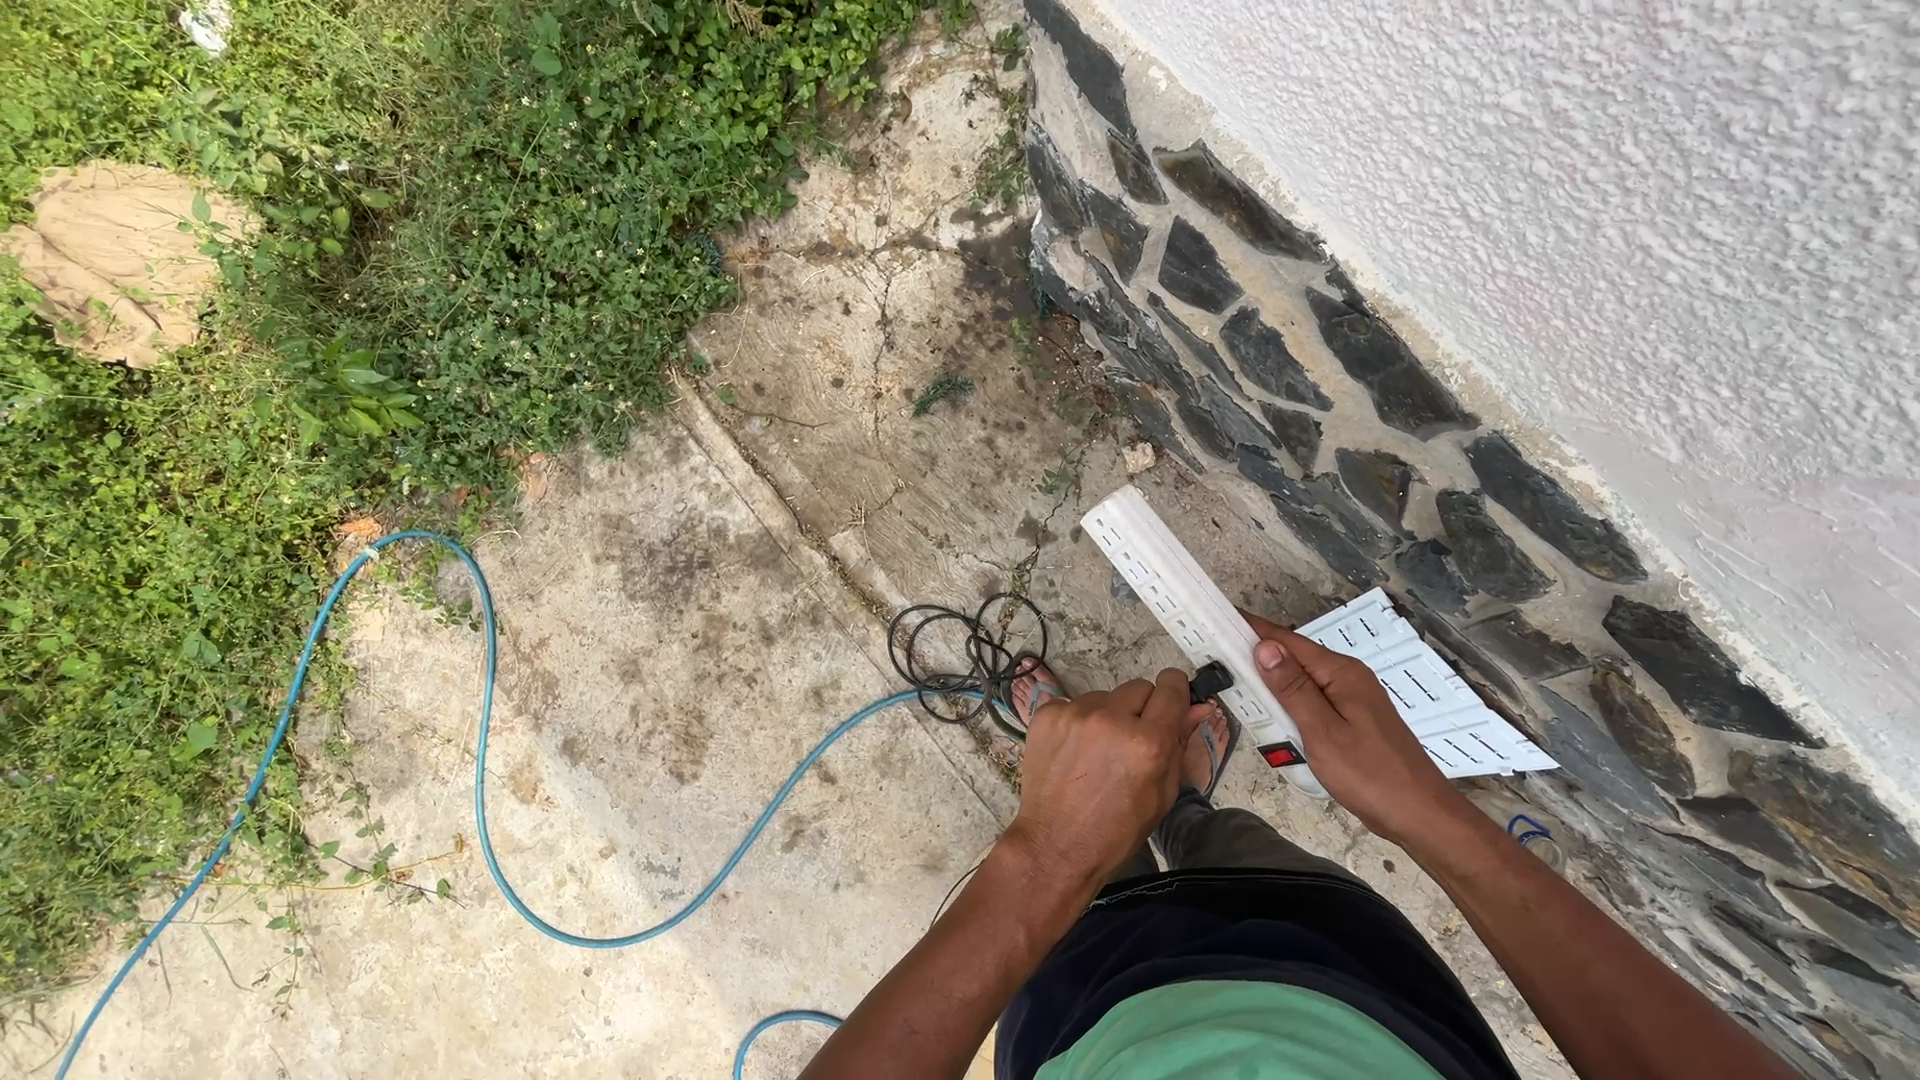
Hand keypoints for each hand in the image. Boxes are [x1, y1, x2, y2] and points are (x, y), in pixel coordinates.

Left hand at [1007, 669, 1201, 883]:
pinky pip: (1073, 705)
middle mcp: (1110, 719)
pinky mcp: (1046, 715)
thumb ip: (1180, 745)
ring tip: (1098, 753)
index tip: (1172, 697)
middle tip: (1131, 741)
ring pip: (1105, 696)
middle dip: (1141, 709)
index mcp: (1147, 742)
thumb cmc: (1116, 830)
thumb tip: (1198, 708)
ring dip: (1108, 716)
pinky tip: (1074, 752)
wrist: (1055, 845)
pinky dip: (1078, 722)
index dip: (1176, 692)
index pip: (1171, 689)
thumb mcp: (1162, 794)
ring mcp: (1074, 714)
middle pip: (1139, 688)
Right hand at [1241, 610, 1472, 844]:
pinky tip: (1269, 716)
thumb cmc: (1370, 775)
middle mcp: (1347, 678)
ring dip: (1270, 685)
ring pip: (1300, 683)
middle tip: (1215, 658)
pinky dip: (1287, 706)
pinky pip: (1311, 703)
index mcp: (1341, 673)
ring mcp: (1351, 700)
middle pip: (1293, 659)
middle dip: (1256, 657)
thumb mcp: (1323, 732)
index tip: (1218, 621)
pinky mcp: (1351, 721)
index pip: (1288, 641)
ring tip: (1233, 684)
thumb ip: (1292, 689)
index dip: (1253, 630)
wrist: (1420, 816)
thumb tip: (1265, 646)